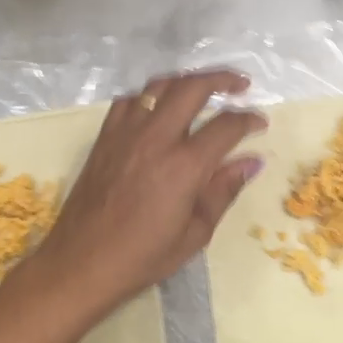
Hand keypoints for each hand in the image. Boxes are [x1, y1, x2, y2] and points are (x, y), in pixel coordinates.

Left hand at [18, 69, 265, 320]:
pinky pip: (128, 102)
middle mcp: (155, 139)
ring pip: (158, 86)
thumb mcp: (194, 234)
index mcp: (184, 166)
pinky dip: (148, 97)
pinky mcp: (104, 139)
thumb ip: (223, 192)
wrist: (82, 263)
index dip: (249, 120)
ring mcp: (125, 135)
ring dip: (185, 81)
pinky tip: (157, 109)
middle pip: (193, 87)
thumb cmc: (142, 258)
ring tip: (201, 88)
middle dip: (222, 79)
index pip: (226, 126)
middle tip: (240, 85)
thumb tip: (251, 162)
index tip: (260, 123)